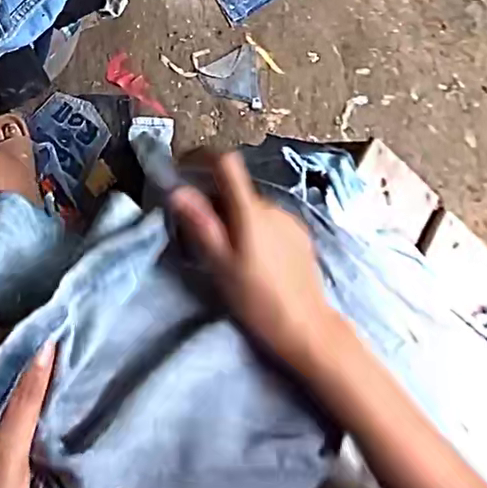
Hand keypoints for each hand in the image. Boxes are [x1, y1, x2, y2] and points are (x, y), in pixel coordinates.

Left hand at [0, 326, 56, 487]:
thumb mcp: (8, 462)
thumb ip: (25, 401)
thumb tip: (45, 343)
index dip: (7, 335)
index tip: (44, 327)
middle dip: (13, 347)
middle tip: (50, 337)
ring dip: (16, 368)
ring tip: (49, 354)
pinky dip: (14, 388)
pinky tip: (38, 383)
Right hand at [167, 151, 340, 369]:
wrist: (308, 329)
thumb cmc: (258, 300)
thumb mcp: (221, 266)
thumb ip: (200, 224)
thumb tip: (177, 191)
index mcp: (249, 210)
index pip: (226, 162)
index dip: (203, 158)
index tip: (185, 170)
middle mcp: (271, 205)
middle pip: (236, 188)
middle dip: (215, 200)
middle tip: (201, 231)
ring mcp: (289, 218)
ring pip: (251, 205)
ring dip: (235, 216)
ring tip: (229, 251)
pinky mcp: (300, 233)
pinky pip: (269, 219)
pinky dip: (255, 226)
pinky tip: (255, 257)